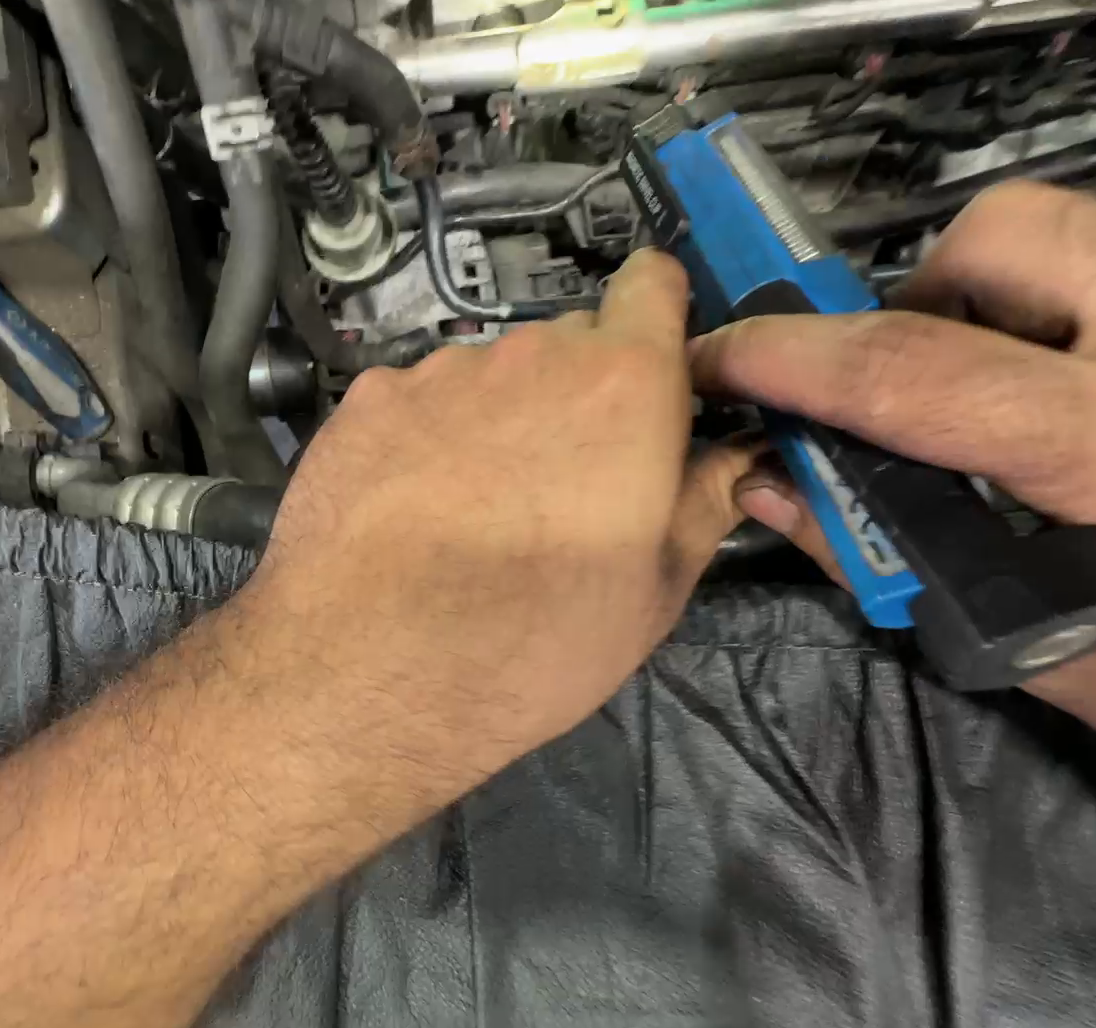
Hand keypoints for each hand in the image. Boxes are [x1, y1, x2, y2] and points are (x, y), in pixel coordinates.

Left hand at [238, 248, 752, 781]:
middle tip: (557, 481)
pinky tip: (407, 505)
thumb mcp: (652, 591)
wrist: (372, 673)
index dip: (655, 318)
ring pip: (487, 375)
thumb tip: (732, 455)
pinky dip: (422, 433)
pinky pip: (414, 399)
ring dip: (494, 417)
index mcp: (621, 386)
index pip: (653, 286)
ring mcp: (436, 374)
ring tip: (470, 506)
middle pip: (567, 344)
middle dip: (574, 394)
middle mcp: (528, 356)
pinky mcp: (364, 402)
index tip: (647, 371)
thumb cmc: (533, 642)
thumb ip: (701, 501)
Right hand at [693, 180, 1095, 840]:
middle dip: (908, 292)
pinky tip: (1062, 411)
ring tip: (971, 394)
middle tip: (884, 377)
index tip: (720, 356)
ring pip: (1085, 234)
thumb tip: (773, 484)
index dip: (795, 359)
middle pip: (1019, 236)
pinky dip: (1056, 326)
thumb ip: (895, 556)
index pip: (930, 374)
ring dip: (983, 298)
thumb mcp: (1048, 652)